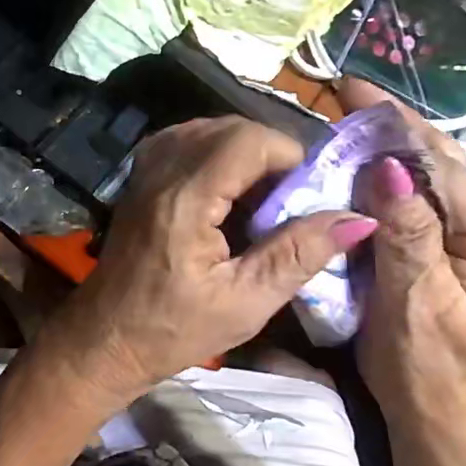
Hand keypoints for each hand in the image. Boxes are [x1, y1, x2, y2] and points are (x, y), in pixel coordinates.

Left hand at [38, 116, 378, 399]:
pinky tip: (227, 190)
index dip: (289, 155)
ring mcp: (143, 173)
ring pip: (205, 130)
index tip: (308, 194)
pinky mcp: (137, 180)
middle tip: (289, 199)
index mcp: (184, 199)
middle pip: (228, 128)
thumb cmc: (171, 329)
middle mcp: (159, 172)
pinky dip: (213, 153)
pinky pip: (182, 142)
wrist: (105, 337)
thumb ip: (298, 254)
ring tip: (261, 198)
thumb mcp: (245, 303)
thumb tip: (360, 218)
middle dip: (270, 153)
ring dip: (242, 152)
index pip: (247, 139)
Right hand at [341, 81, 465, 428]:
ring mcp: (450, 243)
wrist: (434, 416)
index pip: (446, 172)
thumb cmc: (430, 366)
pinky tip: (348, 168)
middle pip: (437, 167)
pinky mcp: (422, 254)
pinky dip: (373, 180)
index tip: (359, 95)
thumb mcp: (419, 302)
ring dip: (383, 148)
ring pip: (419, 182)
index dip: (403, 130)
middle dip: (395, 128)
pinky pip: (399, 206)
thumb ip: (408, 235)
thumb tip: (390, 169)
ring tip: (344, 121)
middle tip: (347, 96)